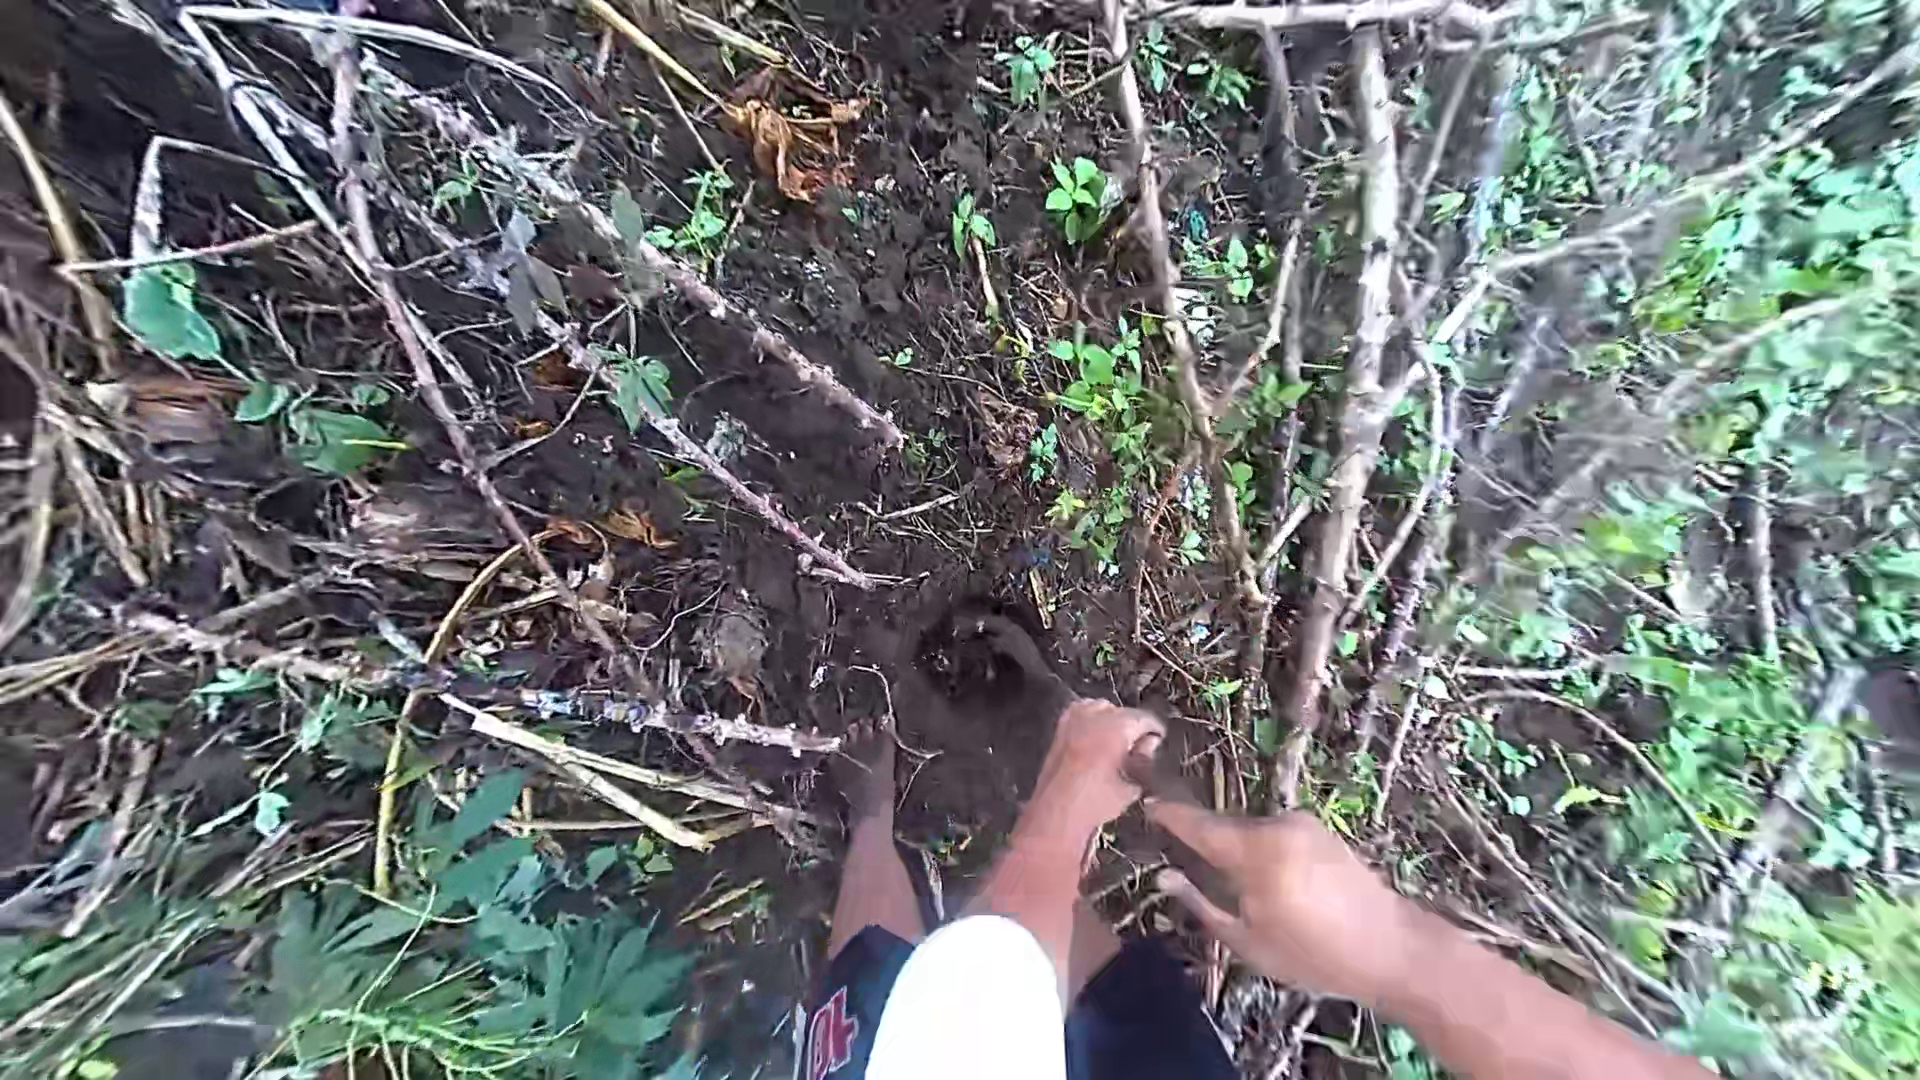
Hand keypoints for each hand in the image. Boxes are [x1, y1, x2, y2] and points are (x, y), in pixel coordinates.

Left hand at [1028, 699, 1164, 835]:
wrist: (1057, 809)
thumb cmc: (1097, 800)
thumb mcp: (1131, 784)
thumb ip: (1144, 759)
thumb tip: (1148, 744)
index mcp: (1116, 727)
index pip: (1144, 718)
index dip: (1155, 729)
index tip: (1159, 739)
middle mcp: (1094, 715)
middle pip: (1122, 711)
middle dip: (1133, 725)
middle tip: (1138, 746)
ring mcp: (1074, 717)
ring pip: (1102, 708)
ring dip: (1112, 720)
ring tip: (1117, 742)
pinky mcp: (1061, 725)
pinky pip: (1082, 712)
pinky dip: (1092, 720)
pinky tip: (1096, 738)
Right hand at [1146, 802, 1428, 1007]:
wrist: (1396, 950)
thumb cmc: (1317, 956)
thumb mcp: (1251, 944)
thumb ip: (1201, 905)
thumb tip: (1163, 875)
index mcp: (1256, 854)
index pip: (1198, 825)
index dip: (1169, 814)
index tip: (1147, 803)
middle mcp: (1274, 826)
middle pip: (1223, 827)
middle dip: (1207, 842)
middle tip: (1199, 868)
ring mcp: (1298, 821)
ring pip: (1247, 829)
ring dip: (1237, 848)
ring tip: (1251, 888)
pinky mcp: (1314, 824)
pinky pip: (1271, 830)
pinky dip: (1262, 847)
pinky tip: (1279, 881)